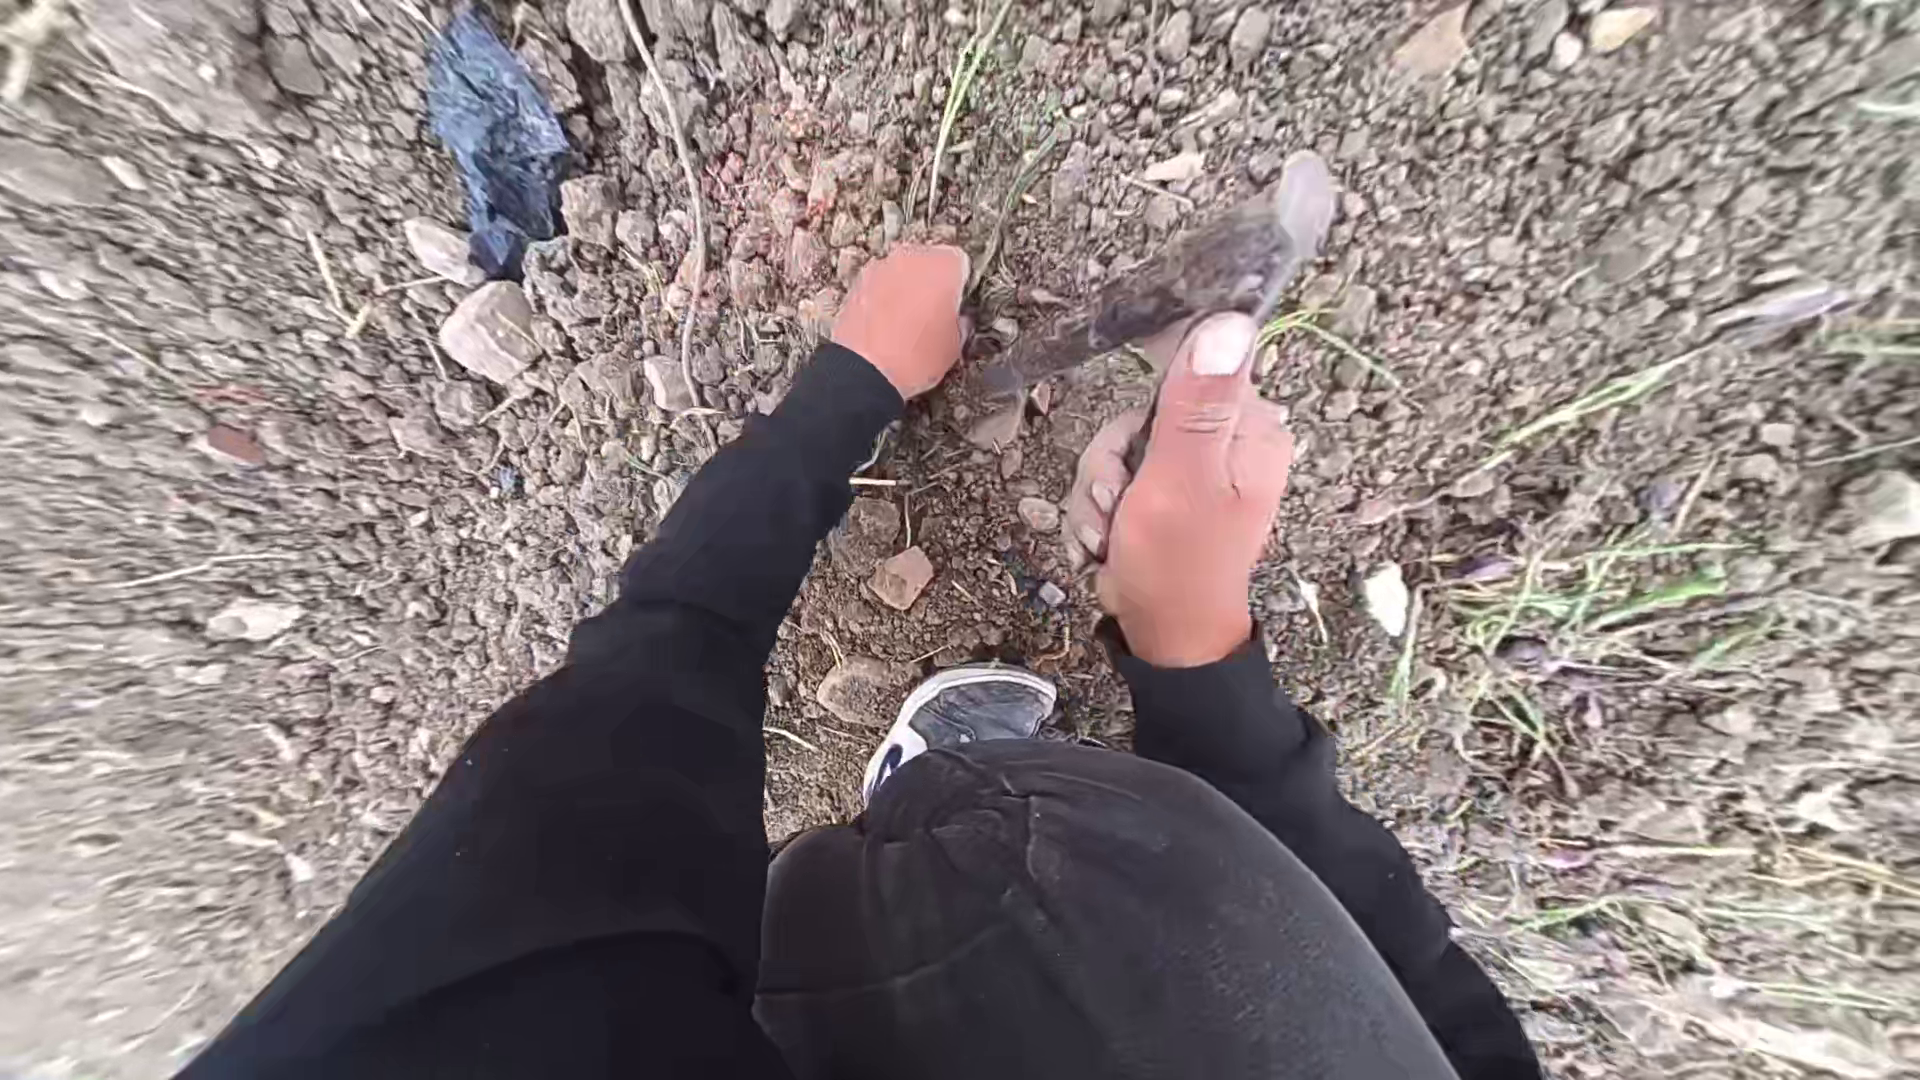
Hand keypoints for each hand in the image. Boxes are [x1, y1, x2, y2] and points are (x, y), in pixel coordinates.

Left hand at [832, 245, 969, 398]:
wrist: (866, 372)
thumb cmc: (917, 359)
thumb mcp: (955, 347)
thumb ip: (960, 322)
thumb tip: (957, 319)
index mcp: (944, 266)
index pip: (961, 265)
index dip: (960, 289)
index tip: (957, 309)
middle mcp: (911, 257)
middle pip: (928, 264)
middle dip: (931, 285)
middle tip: (933, 319)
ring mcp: (879, 268)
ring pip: (901, 273)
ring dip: (905, 291)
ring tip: (905, 328)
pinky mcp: (856, 283)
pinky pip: (878, 287)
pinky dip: (882, 301)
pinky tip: (884, 330)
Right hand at [1065, 314, 1294, 667]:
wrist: (1159, 632)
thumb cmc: (1177, 564)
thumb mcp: (1181, 481)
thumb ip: (1196, 406)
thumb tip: (1228, 321)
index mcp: (1248, 432)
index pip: (1198, 369)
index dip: (1154, 395)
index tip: (1133, 447)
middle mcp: (1220, 444)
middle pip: (1142, 413)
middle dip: (1111, 464)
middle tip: (1116, 505)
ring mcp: (1184, 470)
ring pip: (1115, 448)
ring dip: (1097, 494)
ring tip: (1107, 534)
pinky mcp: (1155, 492)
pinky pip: (1108, 478)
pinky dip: (1096, 511)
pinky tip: (1102, 542)